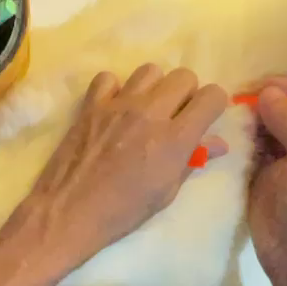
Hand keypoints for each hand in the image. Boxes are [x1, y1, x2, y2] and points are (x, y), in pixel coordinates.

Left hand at [15, 64, 228, 268]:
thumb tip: (218, 144)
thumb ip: (191, 161)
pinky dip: (114, 89)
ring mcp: (117, 105)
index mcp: (174, 139)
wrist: (68, 214)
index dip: (213, 105)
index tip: (204, 118)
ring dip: (153, 87)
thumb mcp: (165, 193)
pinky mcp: (90, 106)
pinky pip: (108, 78)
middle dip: (186, 94)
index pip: (211, 97)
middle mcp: (150, 113)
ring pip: (150, 71)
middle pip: (183, 76)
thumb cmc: (121, 213)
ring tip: (144, 110)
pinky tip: (113, 109)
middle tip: (174, 116)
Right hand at [247, 75, 286, 285]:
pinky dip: (245, 139)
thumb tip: (266, 92)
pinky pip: (256, 150)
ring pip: (274, 129)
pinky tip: (232, 130)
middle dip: (273, 102)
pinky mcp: (267, 177)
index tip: (268, 83)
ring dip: (256, 119)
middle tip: (243, 94)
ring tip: (234, 109)